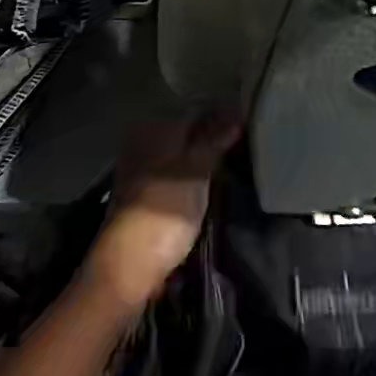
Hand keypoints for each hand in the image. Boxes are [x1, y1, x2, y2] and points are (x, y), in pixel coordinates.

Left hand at [82, 116, 240, 308]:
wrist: (128, 267)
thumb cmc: (163, 211)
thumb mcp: (195, 171)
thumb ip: (214, 139)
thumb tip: (234, 113)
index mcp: (153, 129)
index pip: (193, 108)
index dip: (221, 111)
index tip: (246, 117)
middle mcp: (143, 142)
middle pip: (186, 130)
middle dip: (213, 132)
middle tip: (245, 138)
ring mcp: (142, 169)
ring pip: (181, 151)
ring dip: (205, 154)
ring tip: (234, 158)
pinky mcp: (145, 194)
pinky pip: (176, 172)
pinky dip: (194, 172)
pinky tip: (212, 179)